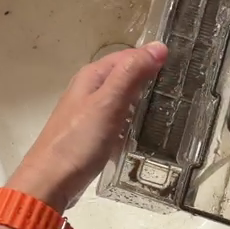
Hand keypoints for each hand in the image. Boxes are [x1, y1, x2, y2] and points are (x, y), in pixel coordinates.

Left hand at [8, 43, 168, 209]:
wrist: (51, 181)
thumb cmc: (79, 141)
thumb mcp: (108, 104)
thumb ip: (132, 75)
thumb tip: (159, 47)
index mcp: (92, 76)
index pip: (129, 56)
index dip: (152, 60)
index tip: (179, 71)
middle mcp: (89, 89)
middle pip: (125, 77)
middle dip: (149, 81)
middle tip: (179, 93)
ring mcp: (89, 113)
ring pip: (122, 99)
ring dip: (142, 103)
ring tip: (168, 111)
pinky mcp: (91, 134)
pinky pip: (118, 120)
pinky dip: (131, 123)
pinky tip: (143, 133)